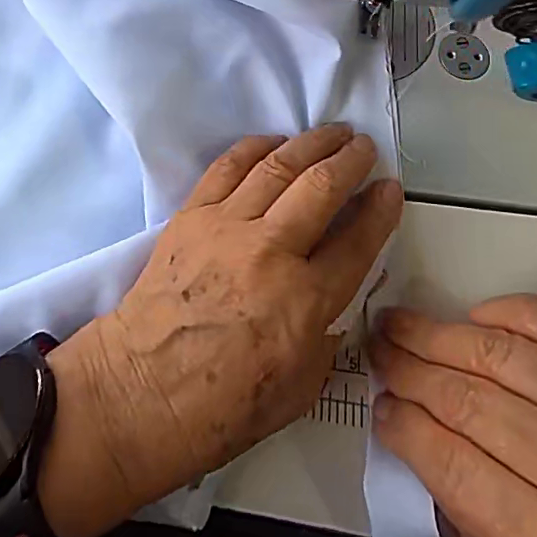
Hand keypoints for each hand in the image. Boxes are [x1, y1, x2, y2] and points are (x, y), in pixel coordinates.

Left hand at [42, 125, 399, 536]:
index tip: (391, 188)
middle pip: (319, 189)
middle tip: (364, 147)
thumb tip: (328, 299)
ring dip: (308, 144)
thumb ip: (324, 333)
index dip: (380, 210)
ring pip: (275, 168)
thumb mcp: (302, 385)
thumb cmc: (225, 404)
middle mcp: (269, 251)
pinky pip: (225, 169)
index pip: (357, 241)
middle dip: (349, 161)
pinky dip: (252, 149)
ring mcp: (225, 227)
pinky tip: (272, 143)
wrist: (145, 386)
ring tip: (330, 133)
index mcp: (306, 299)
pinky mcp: (190, 217)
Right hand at [368, 295, 536, 536]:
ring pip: (493, 352)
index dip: (400, 424)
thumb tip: (405, 422)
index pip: (449, 461)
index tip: (382, 407)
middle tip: (378, 354)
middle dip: (405, 370)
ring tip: (401, 327)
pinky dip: (495, 312)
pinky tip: (468, 319)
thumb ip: (463, 503)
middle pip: (465, 399)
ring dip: (433, 334)